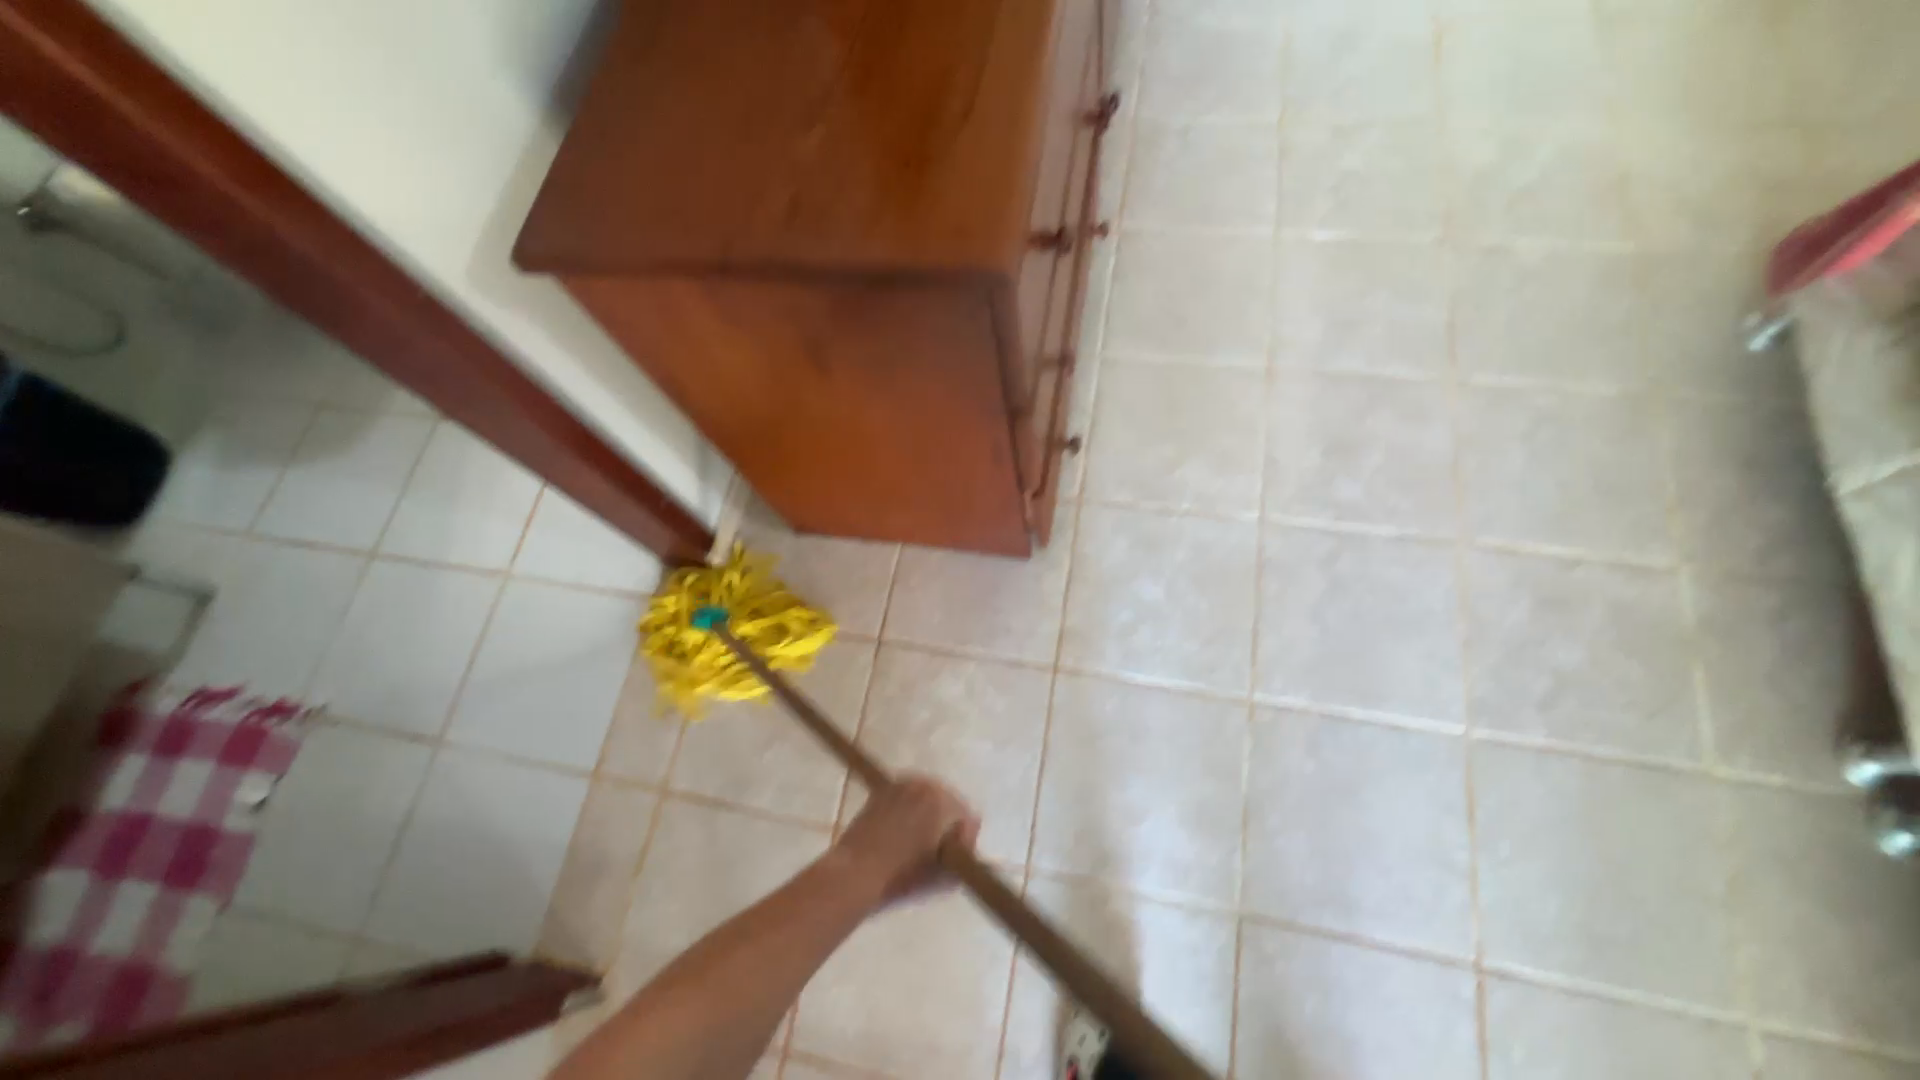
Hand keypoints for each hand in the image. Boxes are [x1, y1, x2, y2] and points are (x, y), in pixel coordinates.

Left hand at [832, 774, 979, 907]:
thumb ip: (965, 855)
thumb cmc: (903, 874)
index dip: (965, 841)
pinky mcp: (883, 789)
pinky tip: (900, 832)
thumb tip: (966, 847)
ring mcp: (902, 783)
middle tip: (937, 850)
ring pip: (927, 798)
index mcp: (944, 800)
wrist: (856, 871)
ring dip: (928, 815)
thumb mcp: (945, 872)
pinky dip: (908, 811)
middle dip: (946, 823)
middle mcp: (925, 783)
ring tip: (917, 842)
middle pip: (949, 802)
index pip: (969, 818)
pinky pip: (907, 797)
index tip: (953, 859)